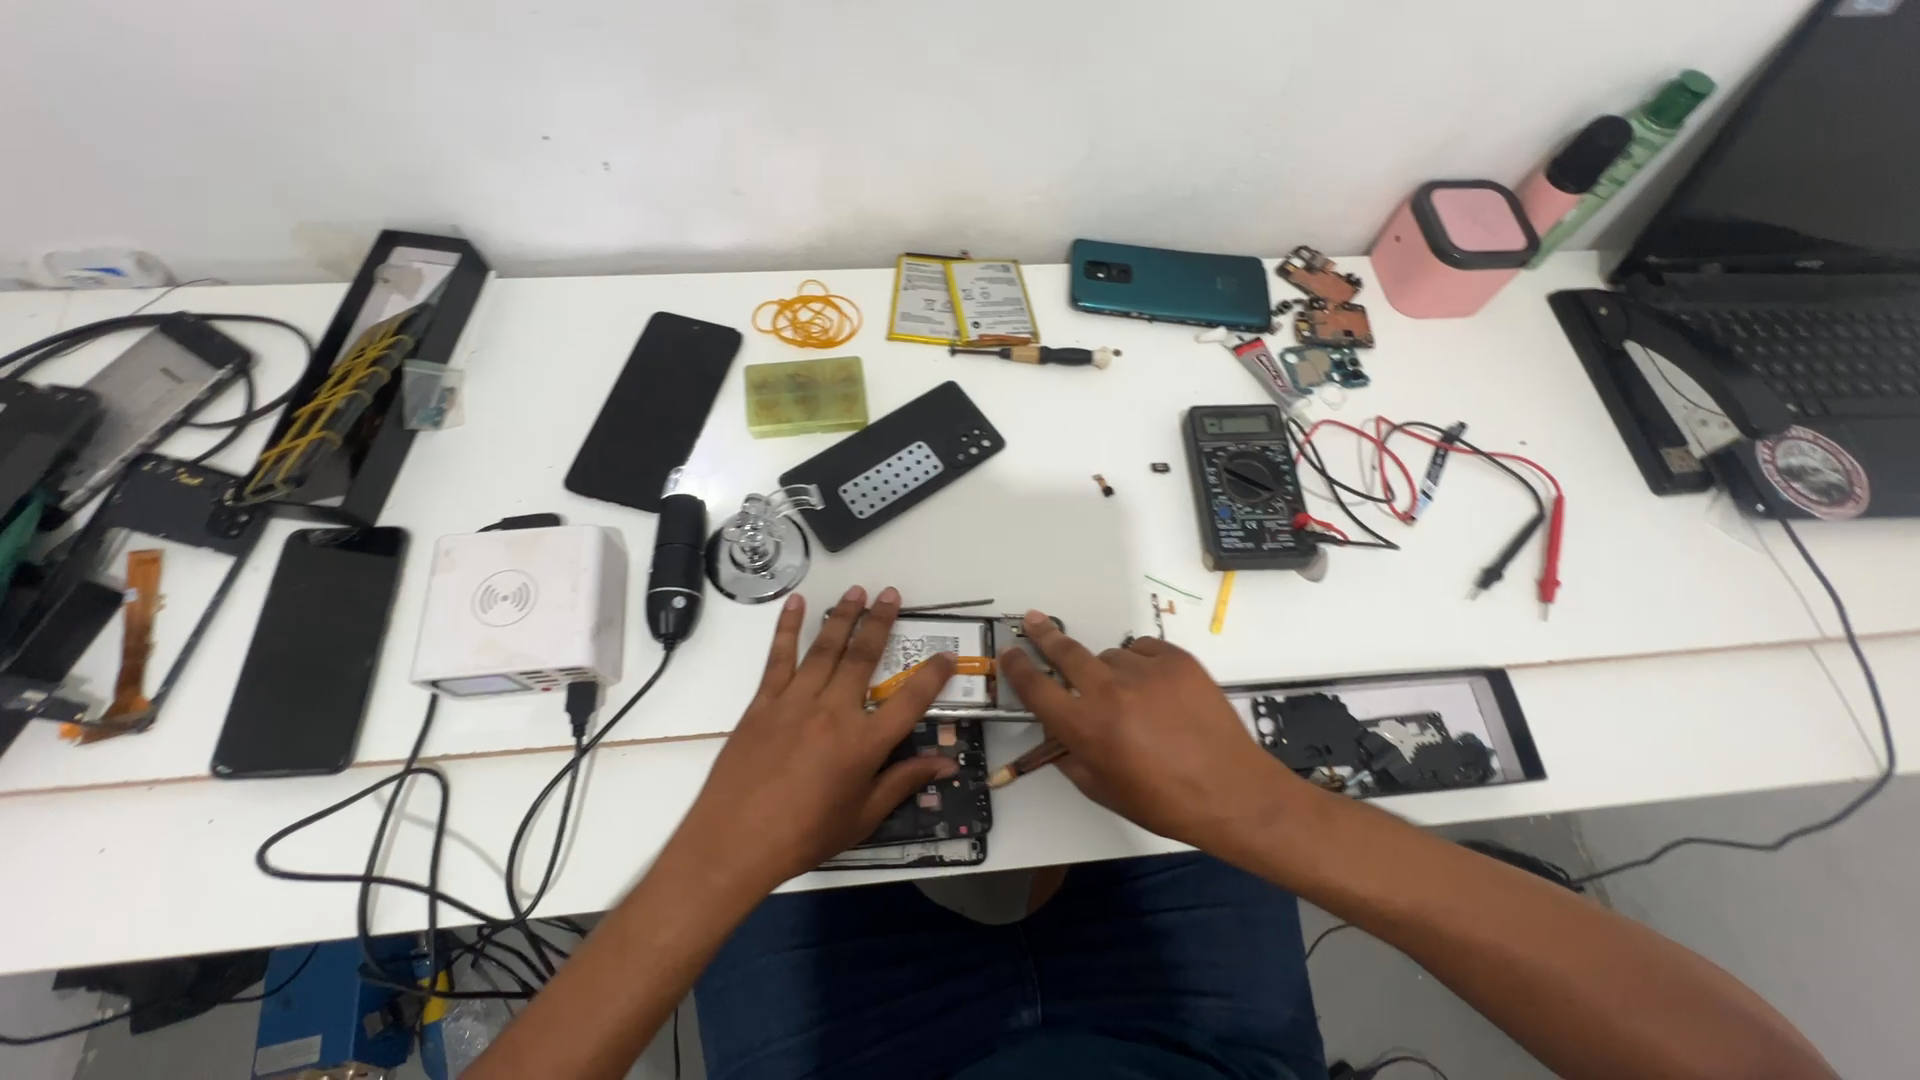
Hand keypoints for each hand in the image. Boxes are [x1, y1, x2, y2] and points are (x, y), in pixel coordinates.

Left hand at [667, 585, 958, 893]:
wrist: (734, 843)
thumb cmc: (803, 837)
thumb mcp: (862, 818)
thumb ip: (903, 783)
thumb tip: (945, 764)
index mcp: (864, 745)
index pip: (911, 700)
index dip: (933, 676)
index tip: (947, 655)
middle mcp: (834, 713)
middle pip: (864, 658)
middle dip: (881, 623)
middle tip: (892, 595)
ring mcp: (795, 703)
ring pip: (825, 649)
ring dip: (843, 616)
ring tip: (858, 591)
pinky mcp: (763, 703)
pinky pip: (779, 658)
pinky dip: (787, 628)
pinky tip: (796, 604)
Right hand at [998, 611, 1303, 852]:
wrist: (1231, 790)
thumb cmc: (1164, 801)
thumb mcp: (1103, 790)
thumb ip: (1071, 759)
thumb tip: (1058, 736)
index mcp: (1086, 728)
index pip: (1035, 688)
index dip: (1016, 668)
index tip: (1008, 653)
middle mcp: (1110, 692)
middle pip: (1065, 653)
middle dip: (1044, 636)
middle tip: (1033, 622)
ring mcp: (1146, 671)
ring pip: (1111, 656)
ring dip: (1109, 671)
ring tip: (1133, 700)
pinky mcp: (1178, 661)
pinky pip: (1145, 650)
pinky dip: (1142, 664)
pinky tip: (1155, 689)